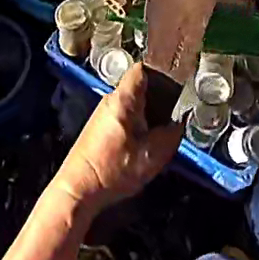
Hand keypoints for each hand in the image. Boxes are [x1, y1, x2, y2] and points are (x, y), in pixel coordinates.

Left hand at [52, 63, 183, 214]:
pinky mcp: (99, 128)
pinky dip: (134, 127)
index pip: (143, 69)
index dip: (161, 72)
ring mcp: (102, 114)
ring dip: (146, 116)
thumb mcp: (154, 155)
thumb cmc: (110, 171)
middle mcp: (110, 100)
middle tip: (171, 115)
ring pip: (131, 104)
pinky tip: (140, 146)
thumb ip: (172, 134)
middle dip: (157, 100)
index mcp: (123, 99)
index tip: (174, 82)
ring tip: (156, 133)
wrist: (79, 190)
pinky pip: (123, 117)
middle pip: (139, 87)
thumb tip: (180, 123)